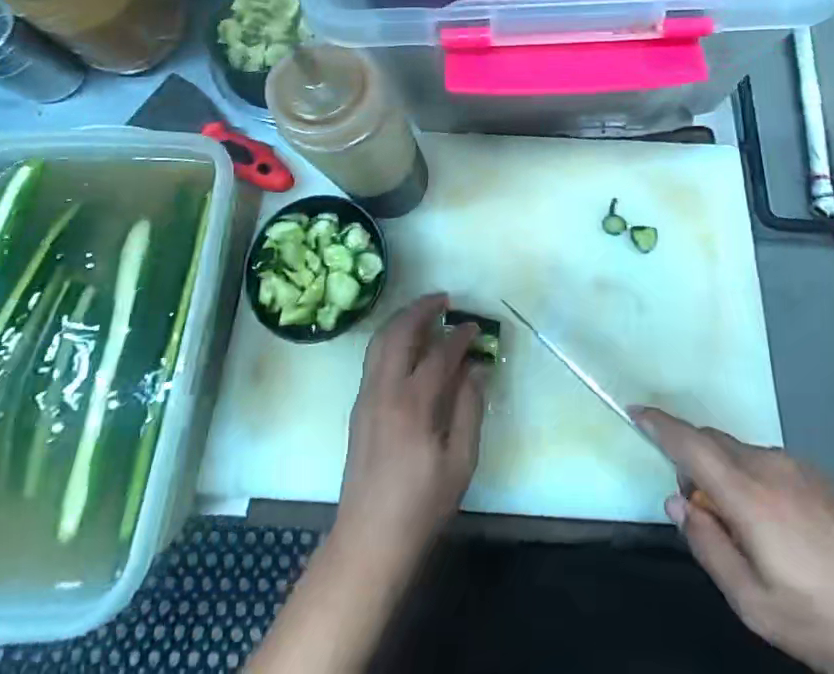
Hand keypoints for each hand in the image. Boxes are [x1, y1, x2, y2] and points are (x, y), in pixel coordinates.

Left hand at [248, 295, 487, 673]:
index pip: (439, 355)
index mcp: (413, 404)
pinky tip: (407, 344)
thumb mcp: (460, 461)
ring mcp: (365, 397)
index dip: (459, 337)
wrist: (370, 536)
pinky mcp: (358, 407)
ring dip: (402, 320)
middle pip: (399, 334)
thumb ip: (470, 409)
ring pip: (379, 342)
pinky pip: (373, 358)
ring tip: (426, 311)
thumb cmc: (422, 503)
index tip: (475, 327)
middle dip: (421, 309)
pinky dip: (391, 339)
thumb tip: (475, 368)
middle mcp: (384, 391)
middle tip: (444, 299)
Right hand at [635, 407, 833, 673]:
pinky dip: (748, 475)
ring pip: (743, 452)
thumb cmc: (825, 620)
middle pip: (716, 441)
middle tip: (689, 501)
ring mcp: (803, 471)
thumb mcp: (754, 604)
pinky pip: (768, 463)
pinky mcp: (824, 481)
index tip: (635, 411)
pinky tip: (766, 521)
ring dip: (721, 468)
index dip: (660, 425)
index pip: (692, 446)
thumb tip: (678, 503)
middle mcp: (774, 469)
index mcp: (751, 496)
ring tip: (731, 522)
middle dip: (690, 454)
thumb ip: (709, 546)